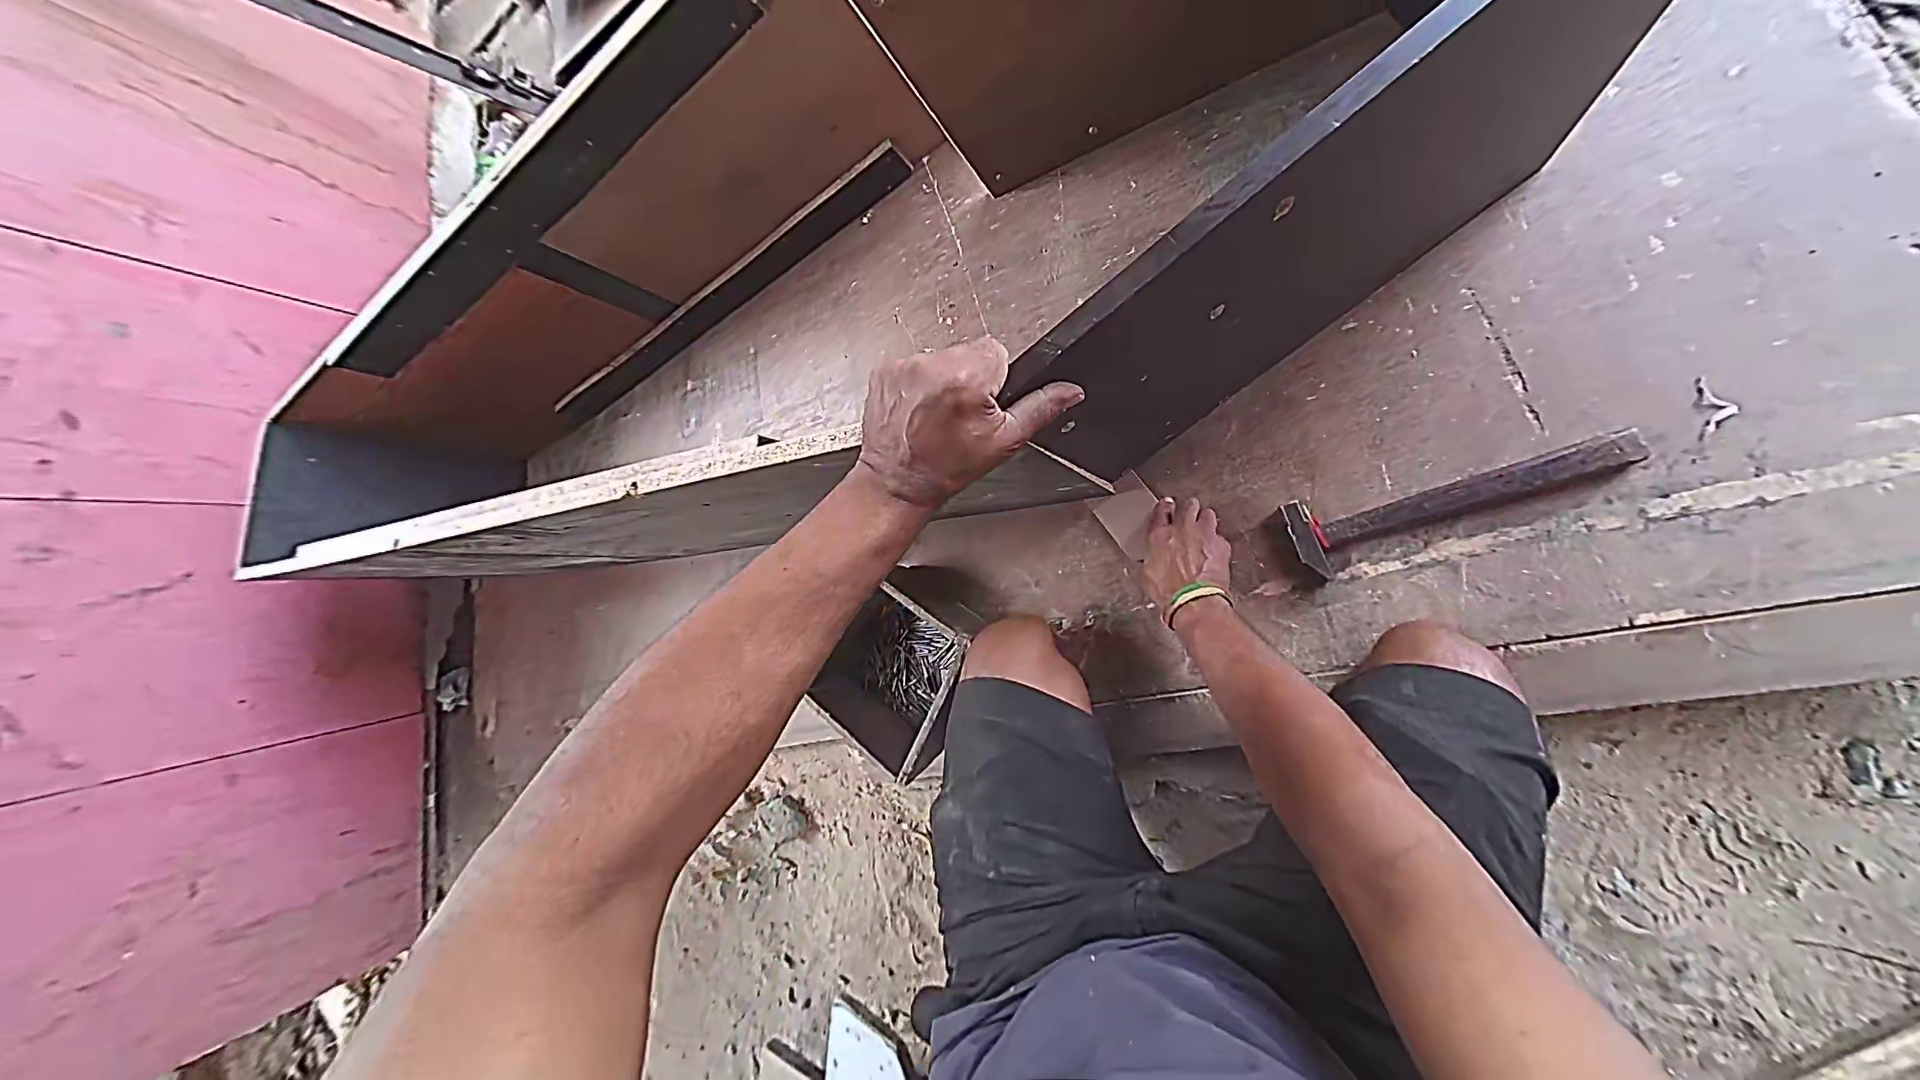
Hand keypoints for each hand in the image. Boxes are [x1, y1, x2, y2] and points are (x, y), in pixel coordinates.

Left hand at [855, 337, 1084, 508]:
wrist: (900, 481)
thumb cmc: (947, 467)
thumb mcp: (1004, 442)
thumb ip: (1040, 408)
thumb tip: (1070, 391)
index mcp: (966, 378)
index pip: (996, 350)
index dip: (994, 379)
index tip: (982, 402)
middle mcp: (932, 366)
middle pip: (968, 352)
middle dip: (970, 377)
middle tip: (961, 412)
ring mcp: (905, 367)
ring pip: (941, 357)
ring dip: (943, 379)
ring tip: (939, 413)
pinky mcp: (887, 371)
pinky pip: (915, 365)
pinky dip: (919, 383)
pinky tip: (920, 409)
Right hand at [1145, 497, 1232, 627]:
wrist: (1192, 600)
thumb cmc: (1169, 590)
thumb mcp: (1149, 573)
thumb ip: (1154, 556)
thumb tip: (1156, 557)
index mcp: (1160, 535)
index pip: (1162, 511)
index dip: (1165, 507)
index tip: (1167, 506)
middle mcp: (1182, 529)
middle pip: (1189, 506)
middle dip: (1189, 508)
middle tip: (1189, 512)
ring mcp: (1204, 535)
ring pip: (1208, 514)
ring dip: (1205, 519)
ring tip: (1204, 526)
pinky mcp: (1221, 545)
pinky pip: (1220, 536)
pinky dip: (1217, 541)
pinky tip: (1215, 549)